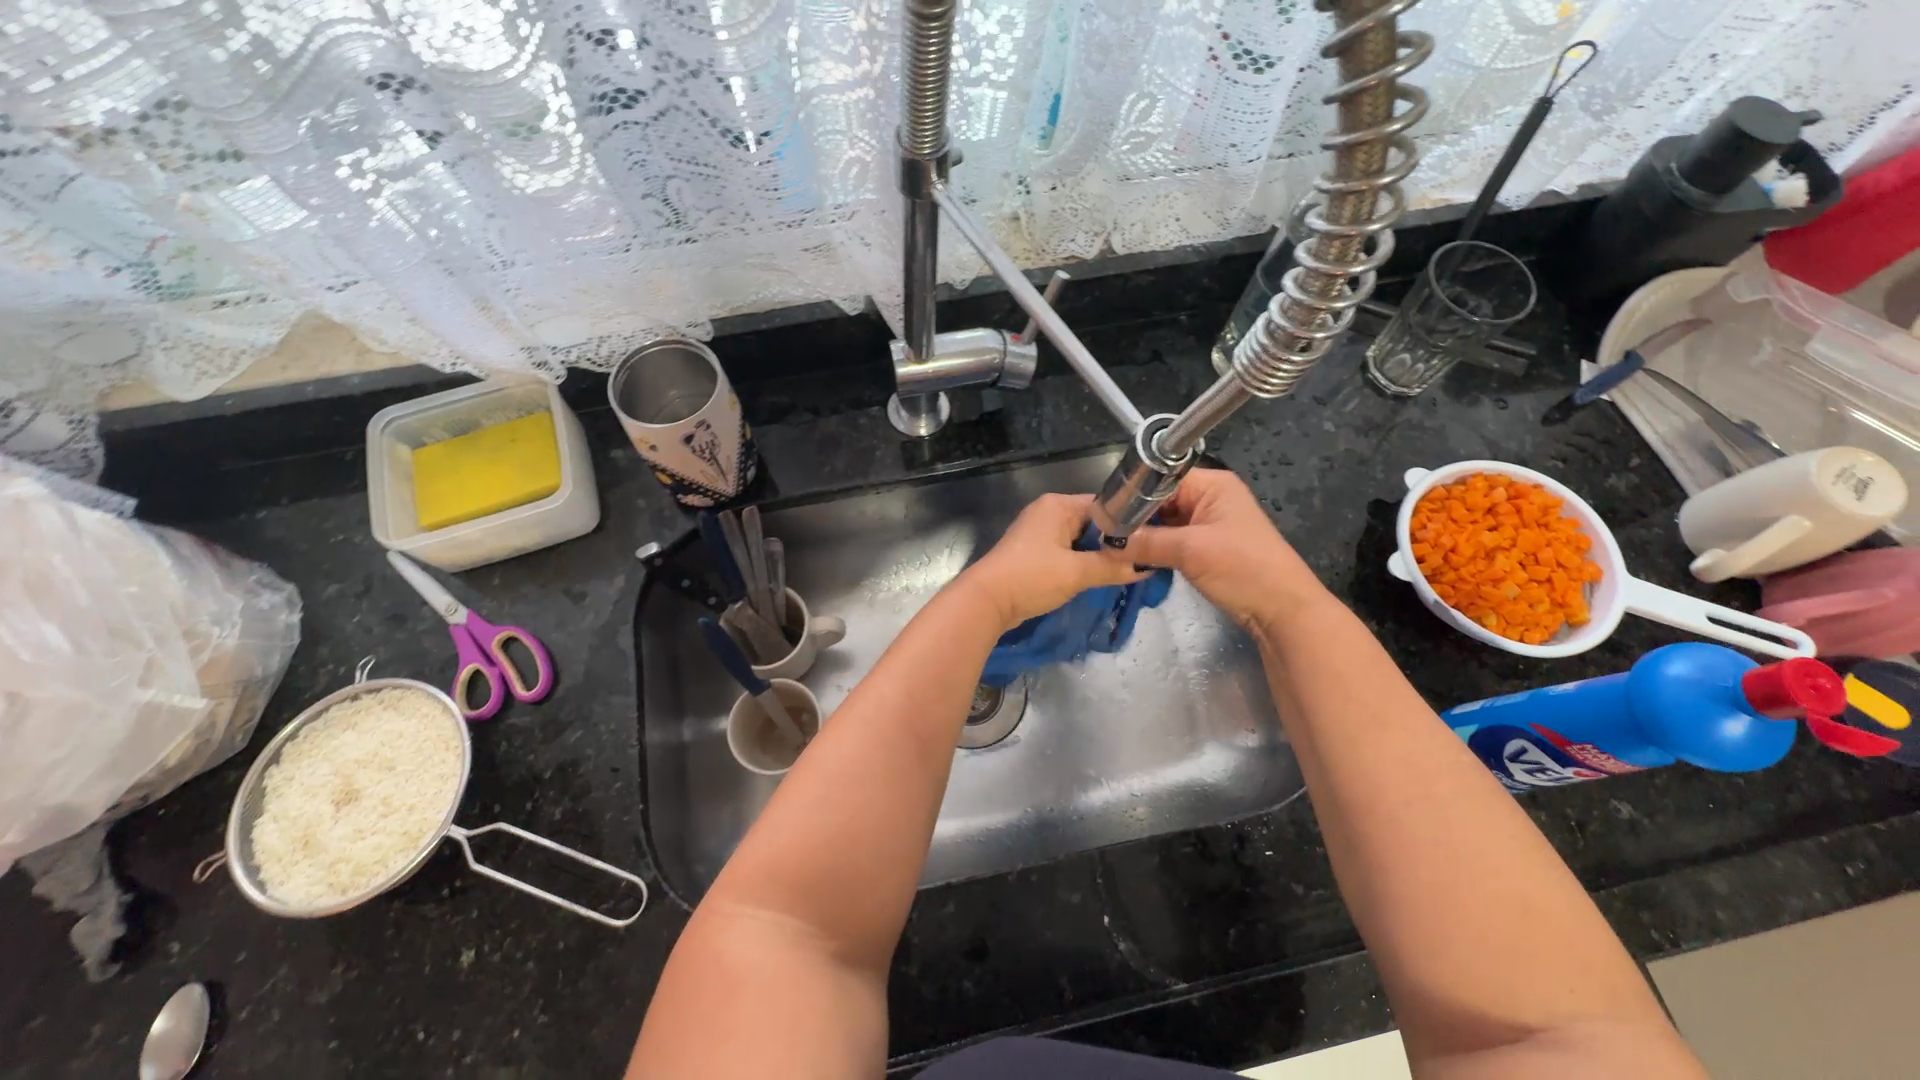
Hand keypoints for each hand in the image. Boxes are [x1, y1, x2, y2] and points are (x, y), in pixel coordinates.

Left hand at [955, 494, 1148, 631]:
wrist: (985, 601)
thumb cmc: (1031, 578)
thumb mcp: (1077, 573)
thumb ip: (1113, 567)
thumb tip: (1146, 567)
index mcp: (1059, 505)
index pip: (1105, 505)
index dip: (1129, 522)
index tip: (1151, 540)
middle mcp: (1049, 512)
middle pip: (1094, 522)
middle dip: (1115, 542)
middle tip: (1143, 559)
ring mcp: (1039, 532)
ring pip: (1081, 539)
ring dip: (1099, 555)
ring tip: (1128, 570)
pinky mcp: (1034, 552)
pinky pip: (1067, 552)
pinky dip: (1082, 563)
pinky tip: (1100, 577)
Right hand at [1119, 469, 1325, 631]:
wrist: (1282, 610)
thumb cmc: (1244, 569)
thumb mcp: (1191, 551)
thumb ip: (1146, 543)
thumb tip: (1105, 541)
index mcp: (1212, 484)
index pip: (1160, 478)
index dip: (1132, 494)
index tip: (1102, 514)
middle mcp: (1210, 498)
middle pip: (1160, 500)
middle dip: (1134, 518)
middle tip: (1103, 535)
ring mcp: (1209, 524)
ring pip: (1164, 523)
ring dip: (1144, 537)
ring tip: (1112, 548)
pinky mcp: (1207, 548)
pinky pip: (1172, 541)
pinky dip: (1156, 550)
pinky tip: (1134, 560)